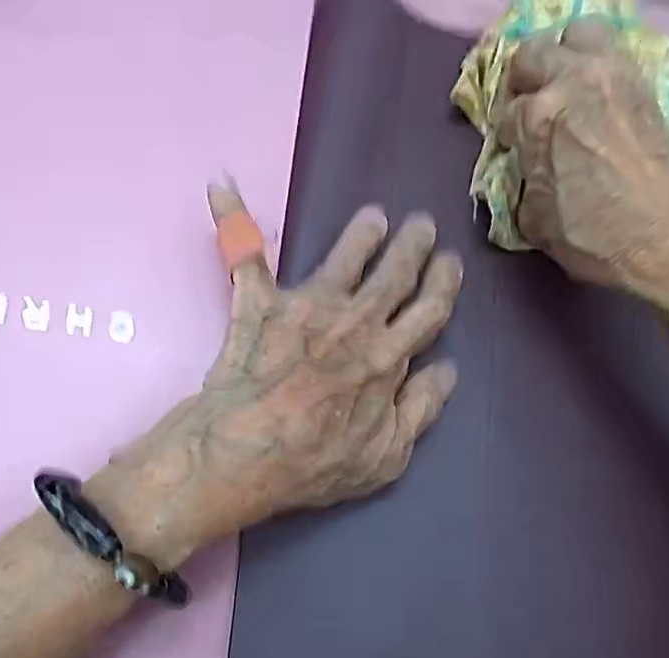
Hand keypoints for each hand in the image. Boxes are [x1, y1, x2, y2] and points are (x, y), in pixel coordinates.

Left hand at [87, 183, 462, 567]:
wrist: (246, 451)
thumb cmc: (315, 462)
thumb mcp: (385, 457)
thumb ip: (419, 410)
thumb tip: (446, 371)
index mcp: (388, 355)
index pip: (428, 310)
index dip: (442, 285)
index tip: (448, 266)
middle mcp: (354, 319)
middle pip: (394, 272)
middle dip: (412, 245)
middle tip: (421, 225)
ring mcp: (305, 307)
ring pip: (342, 255)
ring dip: (361, 233)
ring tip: (374, 217)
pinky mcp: (259, 305)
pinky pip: (244, 254)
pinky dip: (230, 217)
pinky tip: (219, 184)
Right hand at [495, 20, 668, 311]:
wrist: (662, 233)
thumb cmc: (589, 235)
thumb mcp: (533, 219)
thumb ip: (523, 183)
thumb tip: (525, 171)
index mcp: (537, 119)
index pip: (505, 113)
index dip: (505, 136)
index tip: (511, 151)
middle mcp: (572, 81)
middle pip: (532, 54)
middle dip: (523, 81)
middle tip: (527, 109)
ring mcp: (611, 72)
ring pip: (577, 32)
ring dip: (563, 56)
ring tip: (562, 89)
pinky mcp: (642, 77)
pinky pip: (611, 49)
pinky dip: (596, 63)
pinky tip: (592, 95)